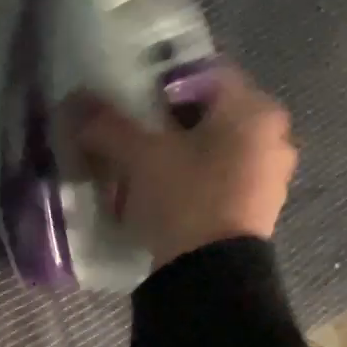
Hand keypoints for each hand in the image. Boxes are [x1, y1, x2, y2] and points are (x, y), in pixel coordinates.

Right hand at [70, 64, 296, 267]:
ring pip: (213, 148)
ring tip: (138, 172)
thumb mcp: (139, 157)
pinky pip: (217, 179)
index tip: (129, 103)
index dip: (162, 83)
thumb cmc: (183, 198)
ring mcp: (268, 174)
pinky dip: (189, 180)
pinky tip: (160, 198)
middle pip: (209, 114)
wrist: (209, 272)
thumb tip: (75, 99)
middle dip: (167, 123)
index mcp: (254, 109)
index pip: (206, 74)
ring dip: (178, 154)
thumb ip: (108, 125)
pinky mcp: (254, 208)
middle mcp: (272, 134)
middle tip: (128, 138)